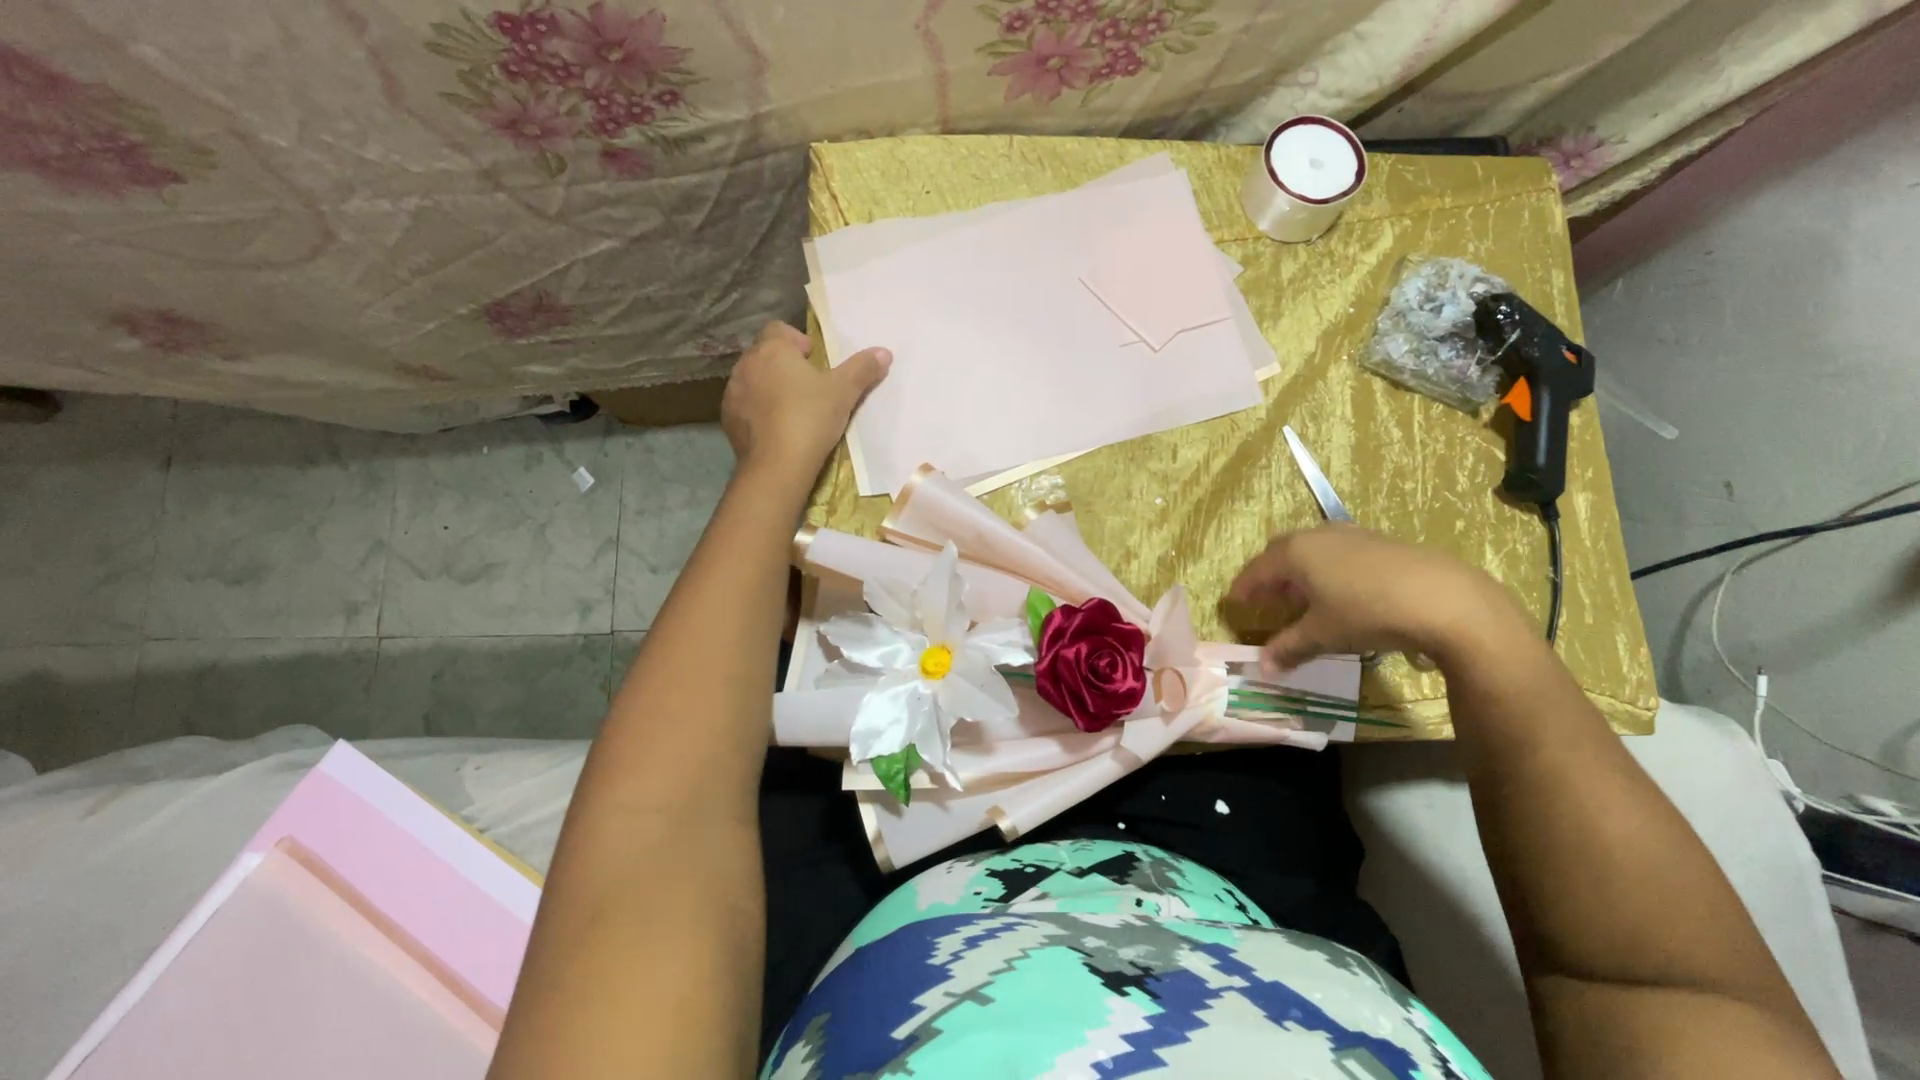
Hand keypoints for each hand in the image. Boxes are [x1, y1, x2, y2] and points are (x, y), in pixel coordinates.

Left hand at [720, 321, 890, 477]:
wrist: (777, 465)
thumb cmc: (811, 418)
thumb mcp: (844, 392)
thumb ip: (863, 368)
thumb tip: (884, 352)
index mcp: (772, 350)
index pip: (778, 329)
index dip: (796, 340)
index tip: (812, 359)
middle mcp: (746, 365)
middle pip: (764, 354)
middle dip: (783, 364)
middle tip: (806, 386)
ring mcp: (733, 392)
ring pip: (752, 380)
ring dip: (768, 387)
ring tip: (790, 408)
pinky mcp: (727, 419)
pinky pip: (743, 406)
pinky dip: (757, 411)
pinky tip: (775, 428)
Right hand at [1227, 524, 1529, 668]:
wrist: (1444, 598)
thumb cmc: (1367, 613)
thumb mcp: (1323, 635)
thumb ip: (1288, 648)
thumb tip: (1263, 667)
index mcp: (1295, 553)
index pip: (1256, 569)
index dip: (1243, 588)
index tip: (1233, 603)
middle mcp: (1318, 536)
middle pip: (1281, 551)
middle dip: (1270, 575)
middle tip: (1266, 599)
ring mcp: (1352, 535)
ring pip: (1313, 549)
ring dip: (1301, 571)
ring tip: (1303, 598)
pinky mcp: (1381, 542)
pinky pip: (1339, 553)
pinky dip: (1328, 569)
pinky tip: (1341, 593)